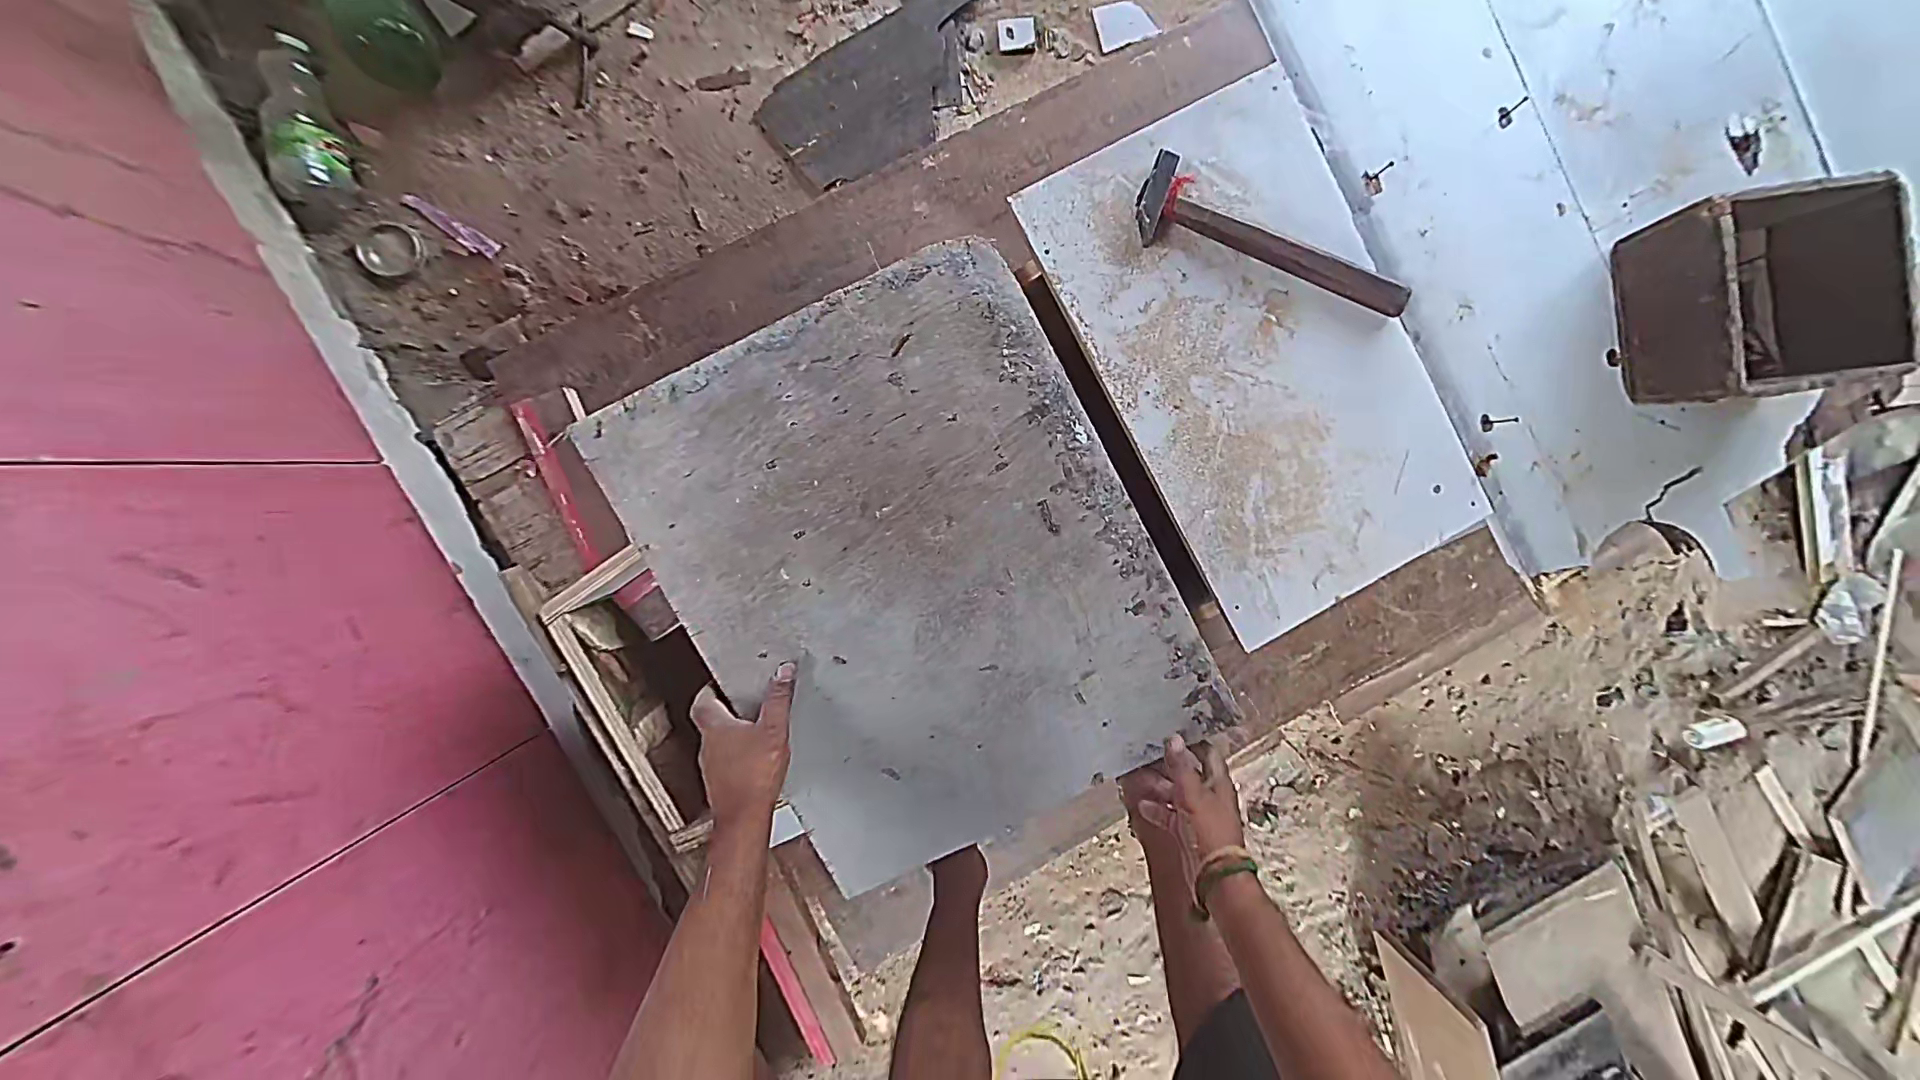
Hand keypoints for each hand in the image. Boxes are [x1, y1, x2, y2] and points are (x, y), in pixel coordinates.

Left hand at [692, 661, 793, 829]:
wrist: (744, 818)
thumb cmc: (753, 778)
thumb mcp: (774, 730)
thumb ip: (778, 699)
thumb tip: (782, 674)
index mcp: (715, 728)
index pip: (703, 700)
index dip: (711, 689)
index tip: (721, 683)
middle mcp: (707, 746)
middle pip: (710, 720)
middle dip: (727, 710)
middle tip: (744, 702)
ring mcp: (711, 766)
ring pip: (718, 742)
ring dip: (733, 734)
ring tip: (755, 729)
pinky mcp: (719, 783)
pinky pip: (725, 761)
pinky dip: (738, 755)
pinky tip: (756, 759)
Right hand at [1122, 735, 1244, 858]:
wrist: (1214, 876)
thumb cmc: (1210, 833)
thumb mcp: (1192, 794)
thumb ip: (1181, 767)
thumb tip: (1174, 740)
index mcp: (1219, 784)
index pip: (1208, 755)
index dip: (1192, 744)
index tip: (1173, 736)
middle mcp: (1210, 797)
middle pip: (1189, 774)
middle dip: (1169, 766)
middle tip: (1148, 756)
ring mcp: (1198, 815)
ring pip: (1177, 794)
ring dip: (1159, 787)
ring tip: (1138, 779)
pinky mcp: (1187, 831)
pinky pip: (1169, 815)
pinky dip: (1157, 810)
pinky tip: (1143, 806)